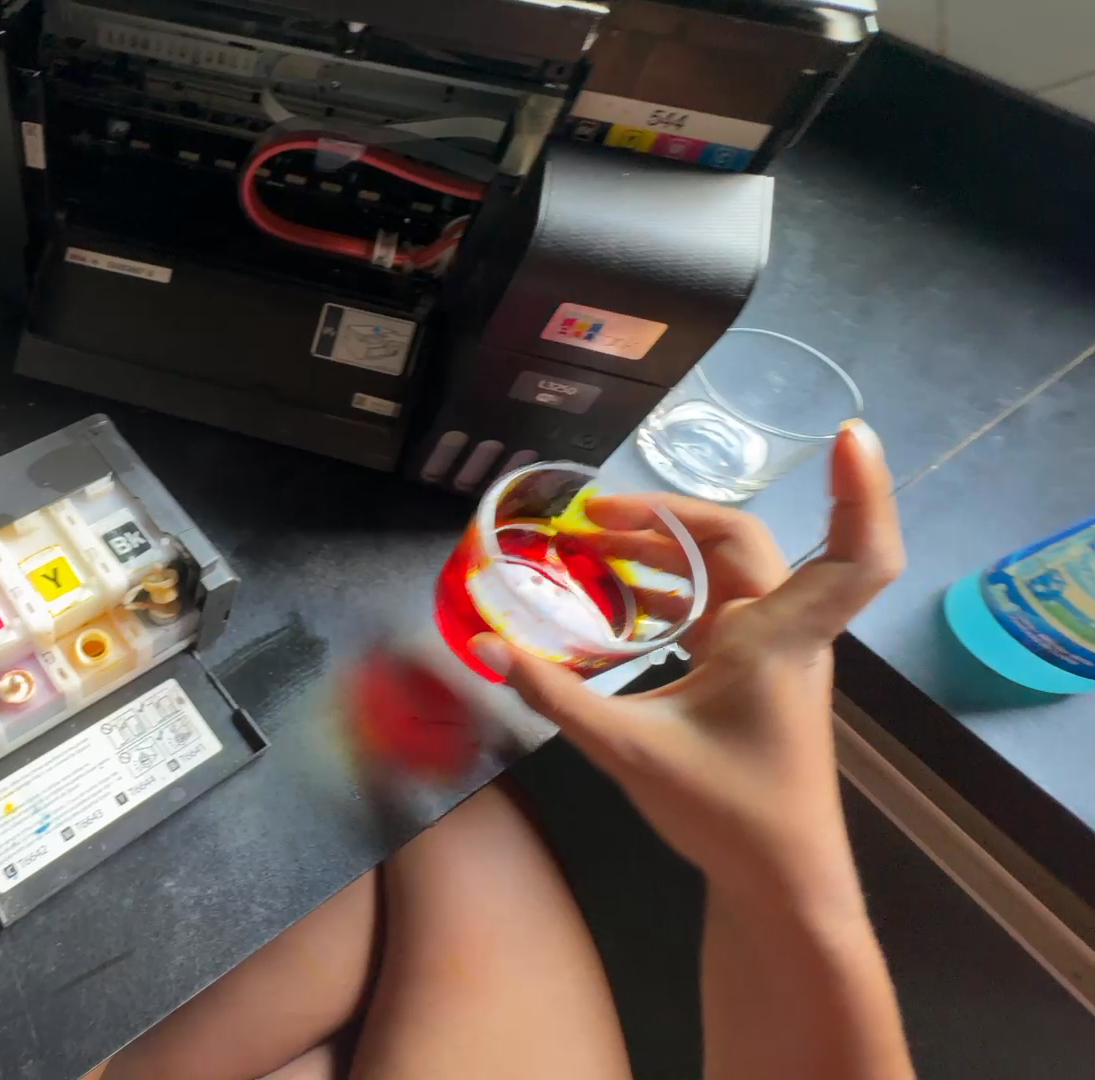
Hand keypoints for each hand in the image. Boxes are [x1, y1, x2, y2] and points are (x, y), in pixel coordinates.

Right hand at [472, 422, 904, 904]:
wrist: (777, 877)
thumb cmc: (723, 811)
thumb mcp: (624, 748)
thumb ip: (548, 693)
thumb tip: (480, 645)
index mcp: (777, 643)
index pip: (849, 555)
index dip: (858, 491)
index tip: (846, 433)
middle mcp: (782, 634)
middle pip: (740, 544)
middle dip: (667, 519)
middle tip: (590, 516)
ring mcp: (768, 650)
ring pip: (722, 571)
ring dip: (658, 550)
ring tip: (586, 545)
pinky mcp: (748, 668)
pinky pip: (709, 603)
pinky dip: (663, 585)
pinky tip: (616, 595)